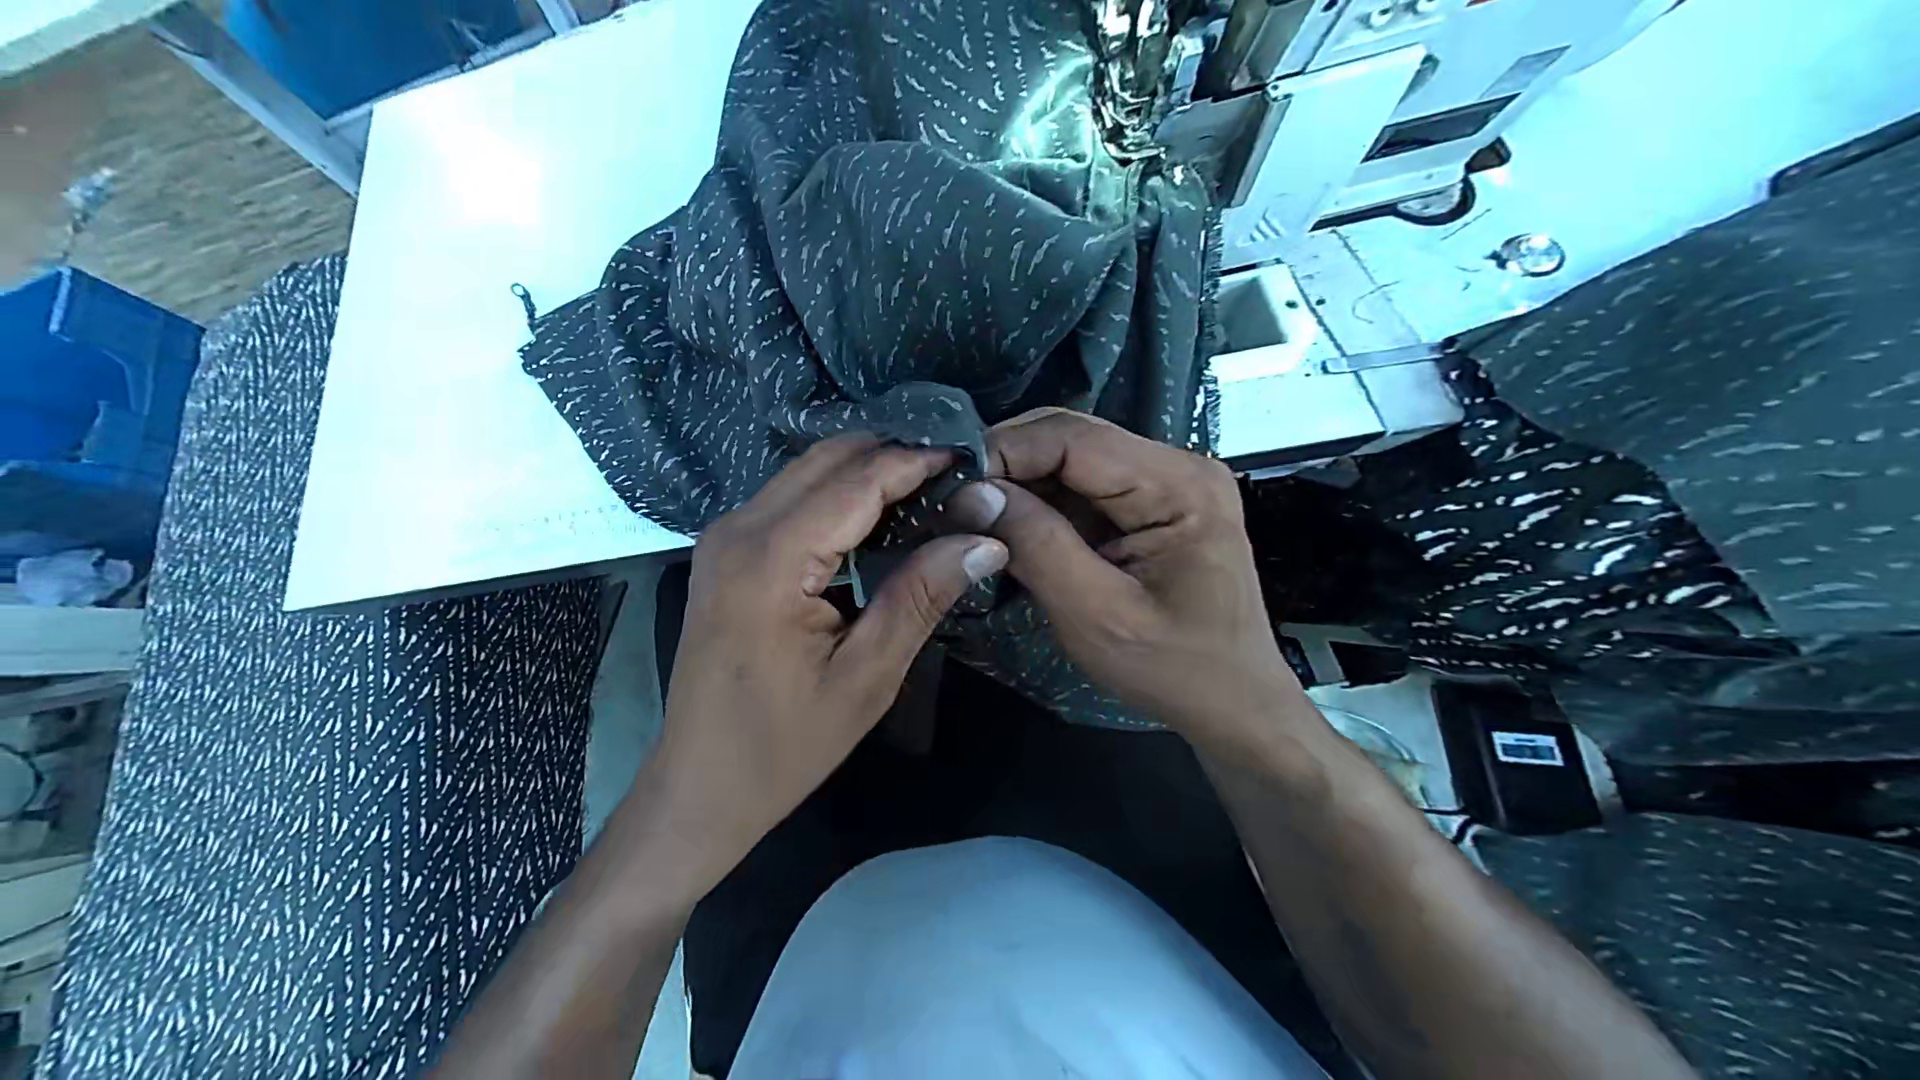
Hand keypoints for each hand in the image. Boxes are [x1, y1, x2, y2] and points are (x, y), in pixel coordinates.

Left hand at [640, 435, 1006, 887]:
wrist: (701, 784)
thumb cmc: (784, 743)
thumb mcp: (867, 675)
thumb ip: (922, 595)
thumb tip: (985, 540)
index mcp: (771, 559)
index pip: (857, 481)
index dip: (916, 462)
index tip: (971, 461)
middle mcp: (739, 529)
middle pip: (827, 460)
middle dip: (893, 457)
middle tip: (954, 481)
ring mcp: (725, 536)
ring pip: (807, 472)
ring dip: (867, 473)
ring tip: (928, 496)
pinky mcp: (726, 551)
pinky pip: (790, 498)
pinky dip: (839, 496)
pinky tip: (879, 522)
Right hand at [945, 409, 1309, 757]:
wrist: (1233, 703)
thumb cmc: (1175, 670)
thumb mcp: (1096, 616)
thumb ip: (1036, 546)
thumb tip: (973, 492)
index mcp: (1178, 485)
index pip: (1072, 437)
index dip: (1003, 451)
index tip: (950, 488)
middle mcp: (1177, 465)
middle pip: (1070, 439)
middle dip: (1006, 467)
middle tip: (954, 504)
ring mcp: (1166, 481)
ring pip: (1070, 460)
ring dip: (1019, 487)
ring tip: (973, 519)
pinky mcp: (1152, 503)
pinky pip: (1083, 488)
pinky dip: (1041, 505)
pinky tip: (1013, 530)